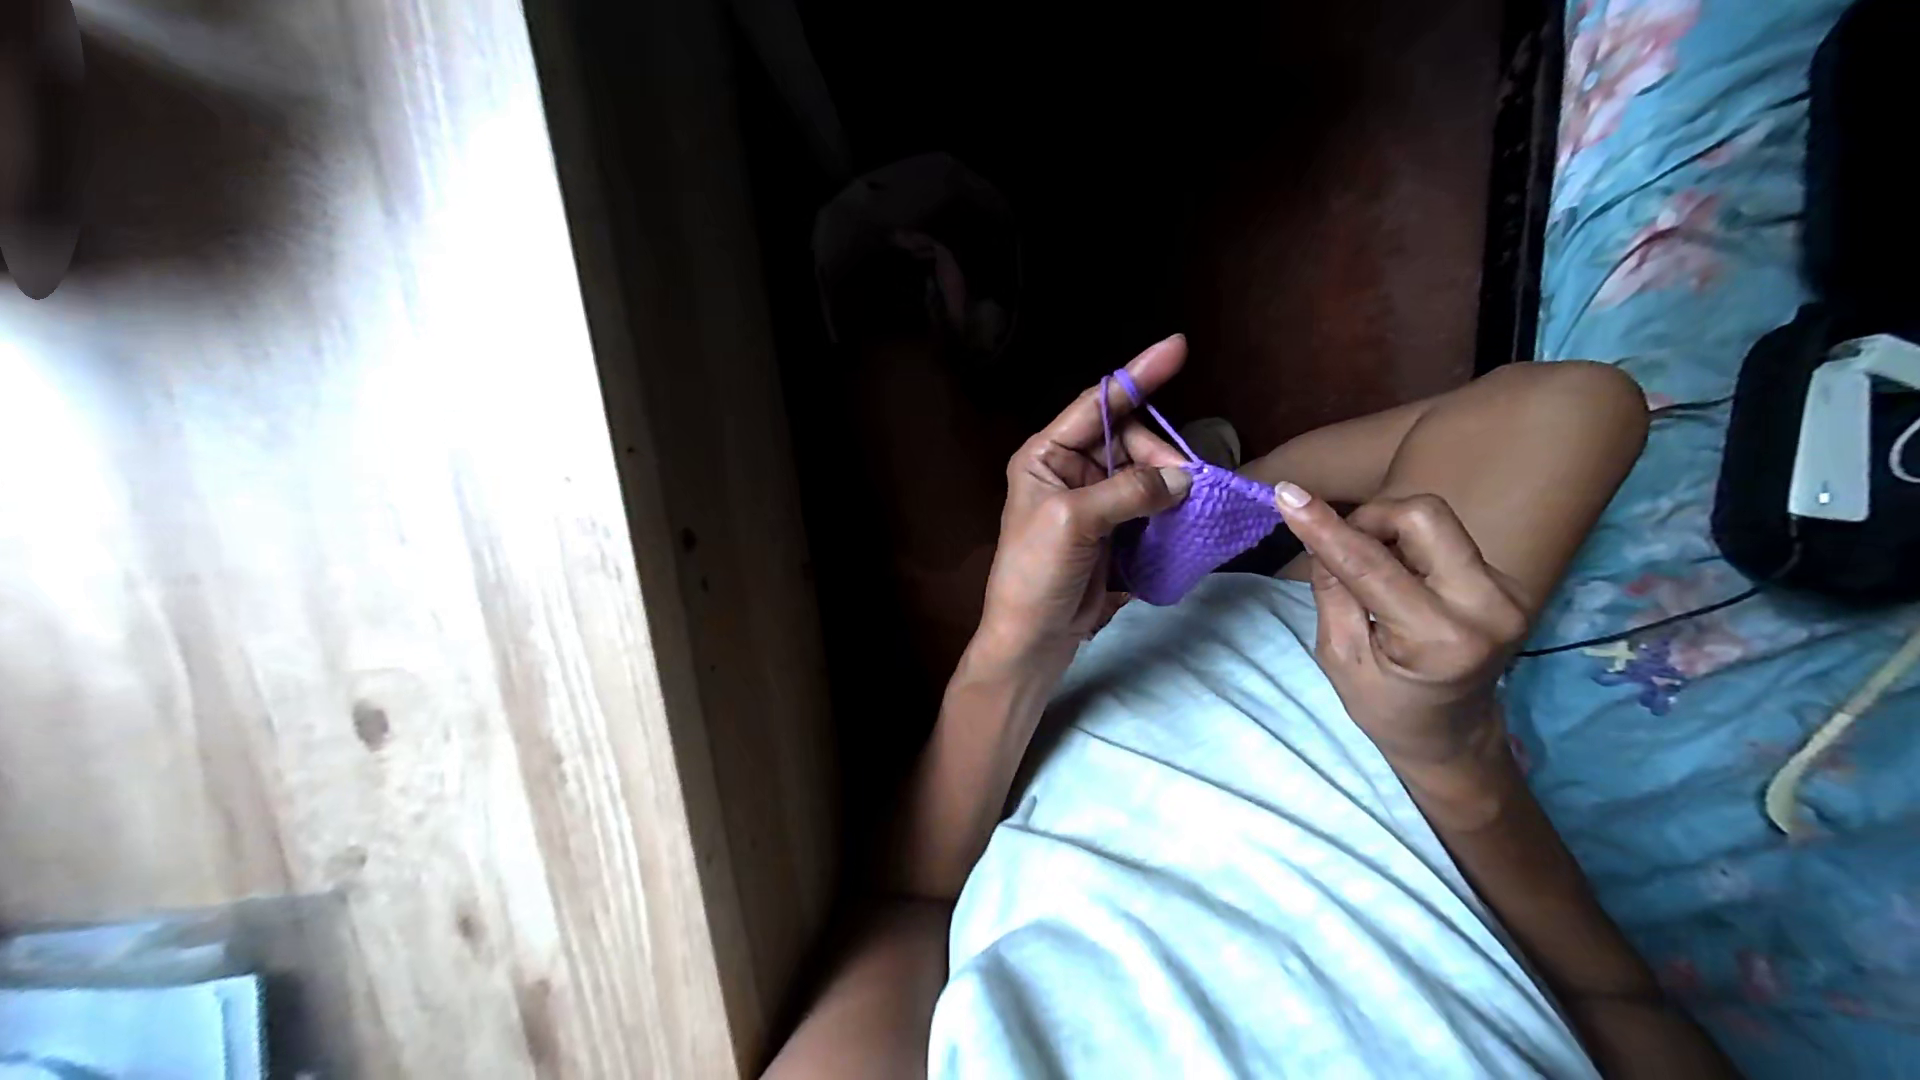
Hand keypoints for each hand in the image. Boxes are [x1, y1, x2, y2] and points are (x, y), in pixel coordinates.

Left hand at [974, 335, 1194, 670]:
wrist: (1034, 635)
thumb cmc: (1036, 573)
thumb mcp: (1074, 523)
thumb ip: (1127, 492)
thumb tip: (1181, 477)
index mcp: (1046, 456)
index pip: (1097, 405)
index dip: (1137, 376)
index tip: (1178, 346)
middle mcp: (1069, 469)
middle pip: (1129, 439)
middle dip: (1161, 452)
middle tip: (1188, 481)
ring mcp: (1092, 498)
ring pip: (1144, 470)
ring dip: (1169, 480)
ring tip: (1190, 500)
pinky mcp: (1111, 526)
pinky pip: (1148, 501)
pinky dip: (1168, 504)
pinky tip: (1183, 514)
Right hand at [1274, 486, 1529, 768]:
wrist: (1453, 732)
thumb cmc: (1384, 704)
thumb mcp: (1339, 655)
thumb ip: (1333, 591)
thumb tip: (1319, 534)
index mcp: (1440, 639)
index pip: (1371, 564)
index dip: (1325, 526)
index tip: (1286, 494)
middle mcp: (1487, 606)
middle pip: (1424, 515)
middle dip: (1370, 519)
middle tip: (1343, 546)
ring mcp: (1508, 589)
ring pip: (1434, 519)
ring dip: (1387, 530)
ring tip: (1371, 570)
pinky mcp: (1508, 579)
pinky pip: (1445, 535)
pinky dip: (1405, 543)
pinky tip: (1398, 577)